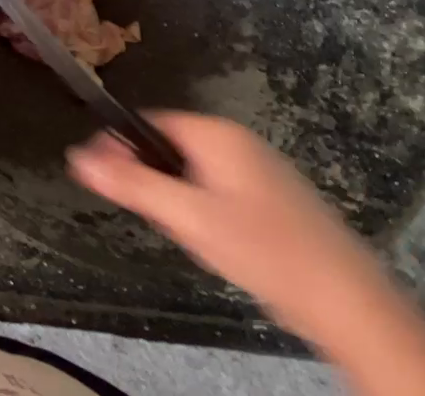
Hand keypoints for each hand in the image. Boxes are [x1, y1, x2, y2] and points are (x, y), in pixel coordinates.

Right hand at [68, 112, 386, 332]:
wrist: (347, 303)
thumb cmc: (263, 250)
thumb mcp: (186, 216)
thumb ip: (129, 182)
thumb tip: (77, 155)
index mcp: (216, 134)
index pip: (146, 123)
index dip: (119, 148)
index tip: (104, 179)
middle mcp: (238, 142)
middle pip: (168, 148)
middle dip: (154, 181)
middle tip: (158, 217)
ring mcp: (259, 169)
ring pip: (191, 173)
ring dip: (178, 201)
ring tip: (191, 235)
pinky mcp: (272, 198)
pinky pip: (217, 191)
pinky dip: (205, 212)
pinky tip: (218, 244)